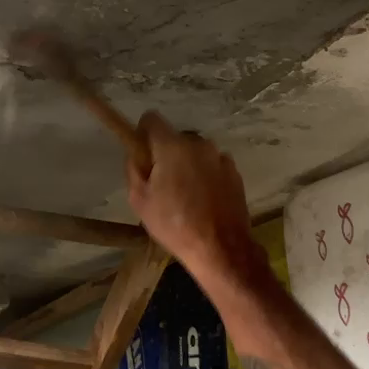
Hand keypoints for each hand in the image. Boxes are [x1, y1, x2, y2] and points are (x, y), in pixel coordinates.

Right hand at [126, 112, 263, 282]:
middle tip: (162, 183)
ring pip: (194, 152)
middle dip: (166, 154)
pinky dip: (205, 175)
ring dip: (187, 165)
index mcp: (172, 146)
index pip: (152, 119)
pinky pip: (211, 165)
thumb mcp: (139, 199)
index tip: (143, 155)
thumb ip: (133, 168)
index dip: (143, 133)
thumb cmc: (174, 224)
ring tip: (185, 196)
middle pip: (174, 138)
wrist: (222, 250)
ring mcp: (220, 157)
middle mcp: (198, 144)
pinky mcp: (234, 172)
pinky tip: (204, 200)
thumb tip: (136, 154)